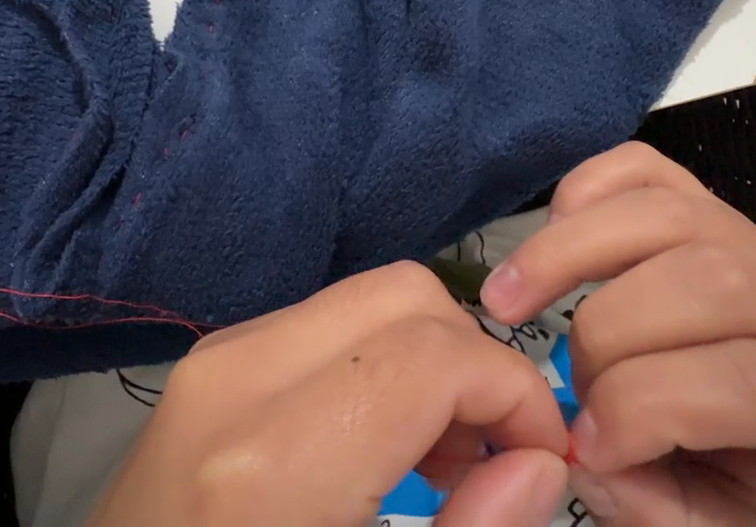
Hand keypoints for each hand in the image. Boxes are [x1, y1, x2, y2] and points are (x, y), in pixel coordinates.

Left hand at [88, 261, 571, 526]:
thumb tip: (538, 461)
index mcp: (271, 459)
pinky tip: (386, 436)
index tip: (544, 458)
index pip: (430, 355)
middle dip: (475, 359)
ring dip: (431, 355)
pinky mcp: (210, 358)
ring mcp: (215, 355)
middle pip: (404, 294)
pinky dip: (382, 358)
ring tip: (448, 454)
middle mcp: (237, 373)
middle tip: (497, 452)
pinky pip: (326, 320)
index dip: (514, 393)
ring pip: (368, 296)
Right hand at [480, 142, 755, 526]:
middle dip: (607, 333)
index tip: (585, 446)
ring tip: (508, 296)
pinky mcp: (735, 216)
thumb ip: (666, 511)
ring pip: (674, 213)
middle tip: (567, 388)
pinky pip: (658, 172)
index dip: (647, 406)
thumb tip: (581, 453)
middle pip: (710, 281)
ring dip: (570, 249)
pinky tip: (554, 232)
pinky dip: (591, 188)